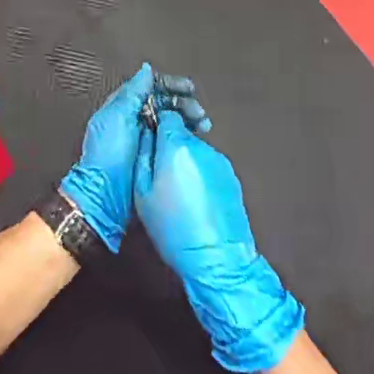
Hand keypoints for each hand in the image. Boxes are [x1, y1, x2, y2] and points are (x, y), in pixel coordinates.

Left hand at [60, 63, 207, 251]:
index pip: (151, 87)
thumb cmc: (111, 152)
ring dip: (189, 119)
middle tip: (200, 113)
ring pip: (172, 121)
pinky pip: (174, 140)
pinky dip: (186, 137)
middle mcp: (136, 120)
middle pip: (165, 103)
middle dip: (184, 103)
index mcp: (124, 107)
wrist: (105, 197)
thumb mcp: (119, 117)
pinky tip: (197, 139)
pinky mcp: (156, 158)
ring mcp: (147, 140)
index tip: (190, 88)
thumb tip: (147, 68)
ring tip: (204, 126)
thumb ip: (134, 91)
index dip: (171, 85)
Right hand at [134, 110, 303, 372]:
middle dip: (170, 147)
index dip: (157, 124)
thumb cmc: (173, 228)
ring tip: (178, 192)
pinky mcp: (231, 175)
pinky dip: (200, 174)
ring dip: (185, 162)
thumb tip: (144, 134)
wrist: (217, 258)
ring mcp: (220, 160)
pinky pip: (209, 165)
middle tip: (159, 174)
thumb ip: (142, 157)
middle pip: (182, 133)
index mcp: (177, 146)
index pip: (167, 115)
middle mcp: (201, 146)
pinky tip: (195, 199)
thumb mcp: (143, 195)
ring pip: (196, 150)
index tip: (149, 139)